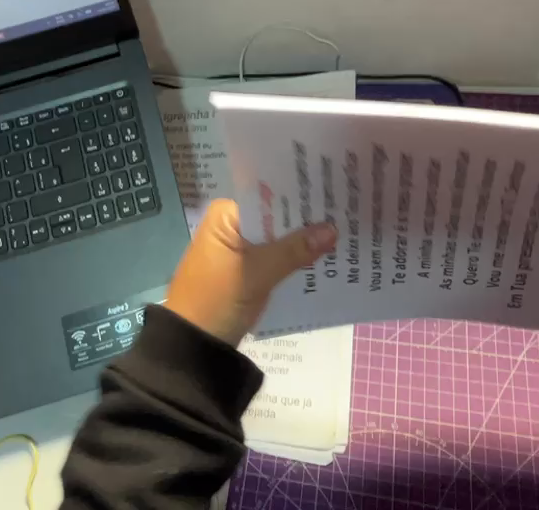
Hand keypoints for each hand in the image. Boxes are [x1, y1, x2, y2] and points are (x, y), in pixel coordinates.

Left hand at [163, 200, 338, 345]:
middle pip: (276, 217)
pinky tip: (324, 258)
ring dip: (303, 240)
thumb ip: (294, 250)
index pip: (269, 196)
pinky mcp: (247, 269)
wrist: (194, 346)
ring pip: (278, 238)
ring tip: (344, 232)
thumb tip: (333, 229)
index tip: (332, 192)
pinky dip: (294, 259)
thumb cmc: (217, 299)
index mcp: (228, 214)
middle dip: (306, 220)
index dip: (300, 196)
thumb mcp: (257, 273)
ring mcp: (240, 248)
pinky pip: (275, 257)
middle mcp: (233, 224)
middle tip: (345, 212)